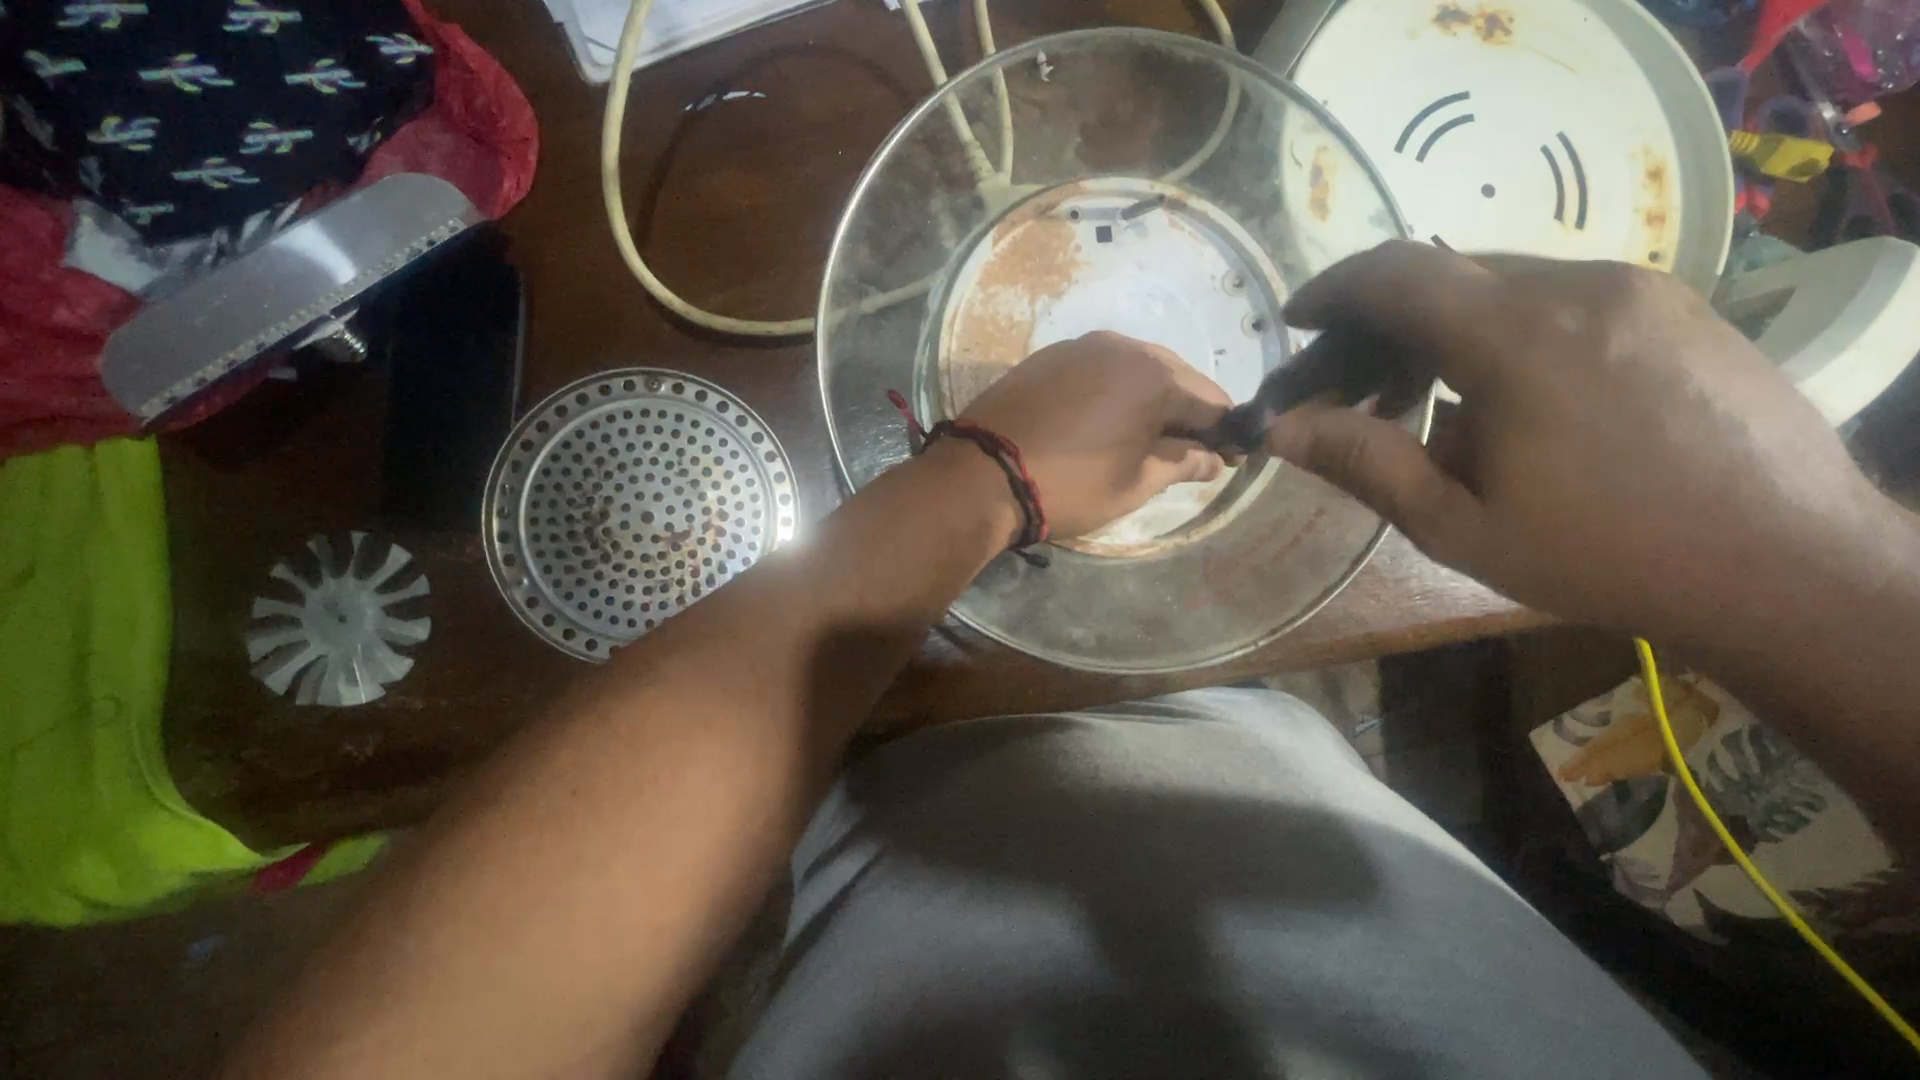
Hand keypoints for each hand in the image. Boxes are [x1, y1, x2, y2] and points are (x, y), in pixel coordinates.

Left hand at [958, 331, 1229, 539]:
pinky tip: (1108, 418)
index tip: (1228, 457)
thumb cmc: (1068, 485)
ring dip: (1151, 398)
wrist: (980, 475)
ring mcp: (1081, 346)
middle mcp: (1122, 347)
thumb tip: (1213, 458)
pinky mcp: (1048, 356)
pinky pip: (1099, 368)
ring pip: (1135, 368)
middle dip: (1188, 412)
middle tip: (1189, 450)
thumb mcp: (1134, 483)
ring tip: (1148, 436)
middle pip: (1175, 377)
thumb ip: (1181, 464)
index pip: (1210, 401)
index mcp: (1154, 376)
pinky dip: (1114, 390)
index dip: (1225, 432)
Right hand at [1267, 241, 1905, 641]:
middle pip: (1443, 274)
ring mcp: (1635, 290)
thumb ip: (1365, 464)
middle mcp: (1578, 287)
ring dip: (1438, 328)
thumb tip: (1280, 430)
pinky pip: (1556, 296)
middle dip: (1378, 323)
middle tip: (1347, 387)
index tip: (1297, 326)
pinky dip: (1497, 329)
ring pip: (1499, 283)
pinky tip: (1498, 396)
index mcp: (1518, 339)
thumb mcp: (1458, 526)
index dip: (1332, 291)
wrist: (1790, 564)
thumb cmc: (1605, 555)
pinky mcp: (1672, 305)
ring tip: (1418, 400)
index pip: (1396, 274)